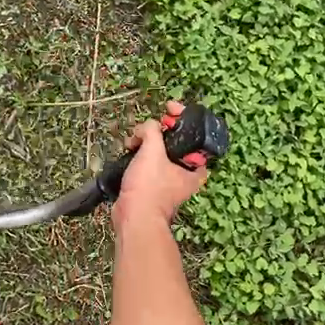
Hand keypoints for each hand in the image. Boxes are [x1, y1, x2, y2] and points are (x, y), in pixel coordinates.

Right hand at [112, 101, 209, 230]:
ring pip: (159, 150)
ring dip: (145, 141)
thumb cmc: (149, 186)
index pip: (195, 133)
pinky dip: (139, 153)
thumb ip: (152, 130)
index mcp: (196, 166)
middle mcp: (186, 172)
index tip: (168, 108)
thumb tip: (147, 127)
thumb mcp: (152, 151)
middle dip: (158, 130)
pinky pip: (148, 161)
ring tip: (132, 141)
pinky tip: (129, 150)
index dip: (182, 116)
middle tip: (146, 127)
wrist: (134, 216)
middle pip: (174, 140)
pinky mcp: (153, 183)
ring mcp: (169, 178)